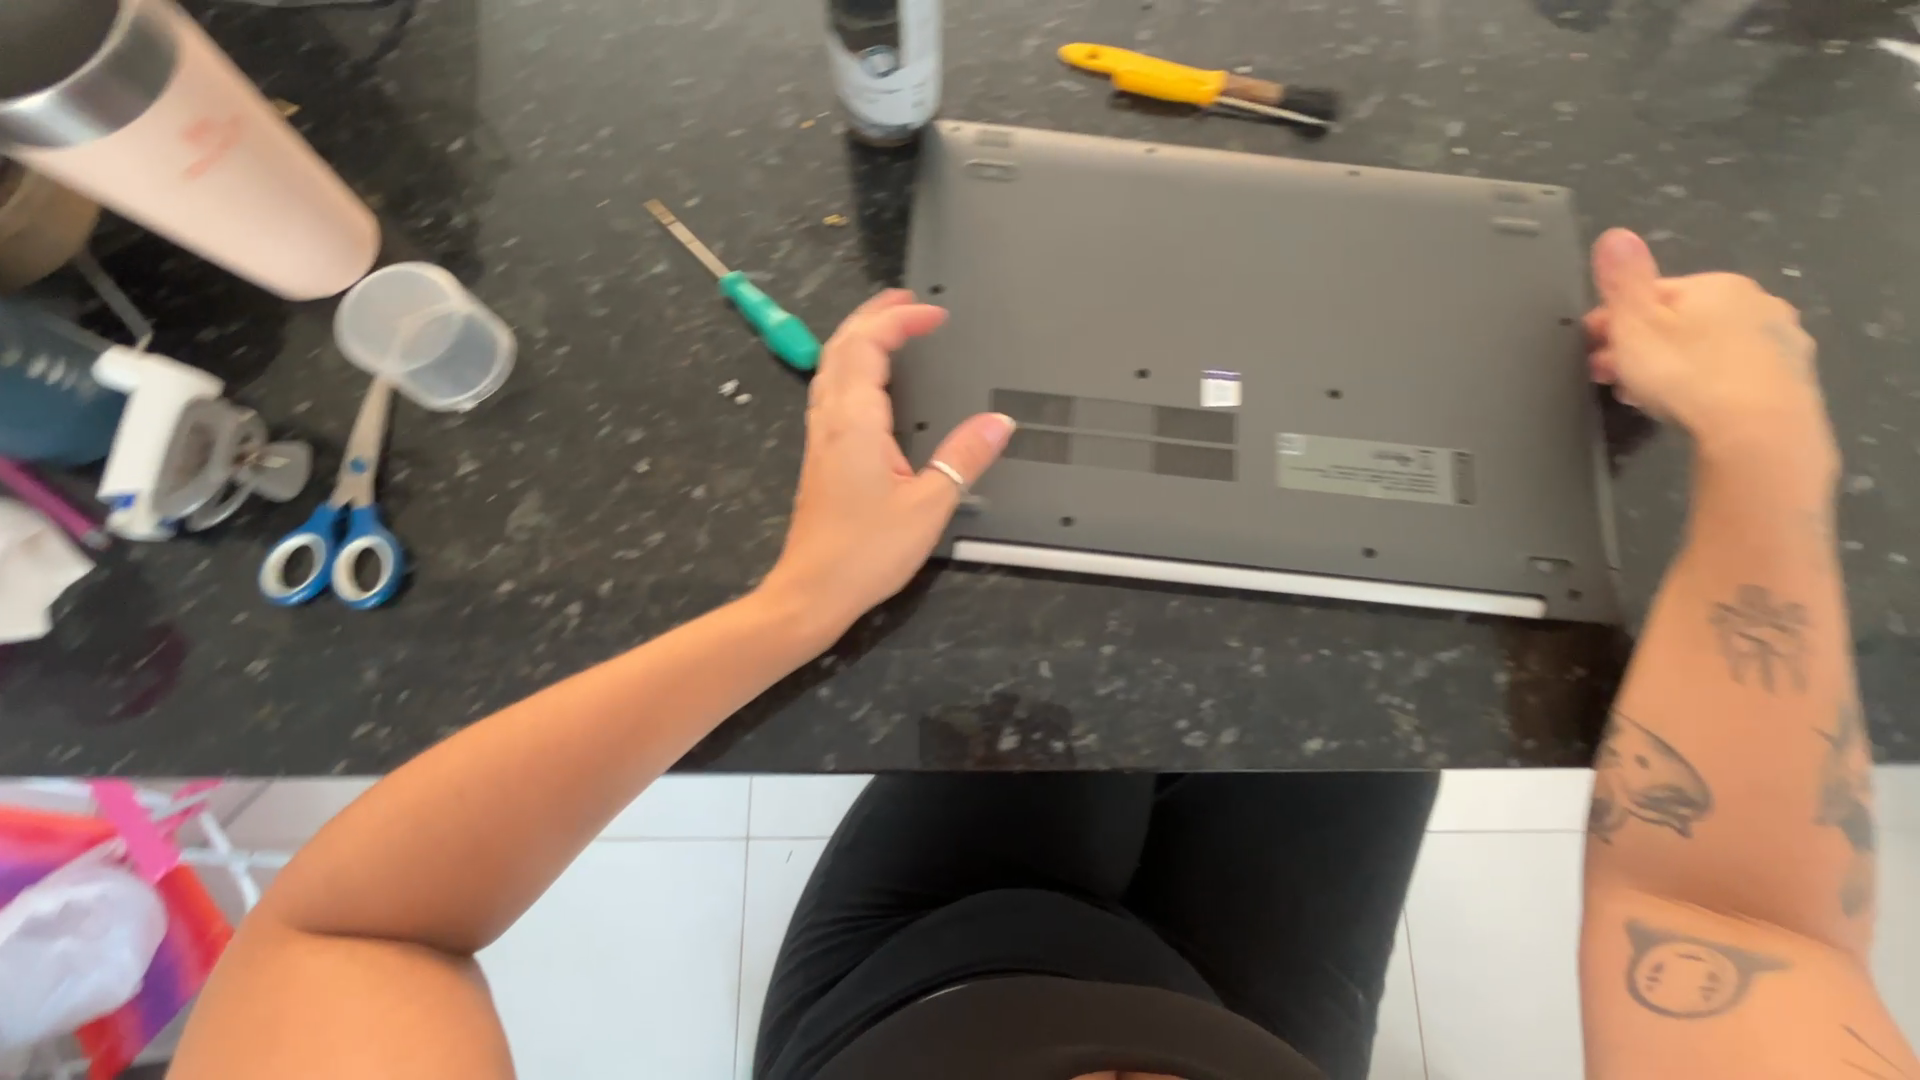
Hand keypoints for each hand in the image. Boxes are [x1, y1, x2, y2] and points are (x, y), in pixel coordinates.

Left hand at [758, 290, 1015, 641]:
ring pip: (830, 369)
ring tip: (888, 326)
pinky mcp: (820, 458)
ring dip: (857, 338)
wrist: (812, 591)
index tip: (935, 316)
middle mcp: (831, 422)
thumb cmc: (867, 552)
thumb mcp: (929, 505)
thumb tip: (1000, 421)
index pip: (869, 347)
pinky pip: (830, 393)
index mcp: (855, 423)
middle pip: (841, 347)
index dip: (899, 321)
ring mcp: (820, 439)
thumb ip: (964, 458)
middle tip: (906, 301)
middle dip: (872, 316)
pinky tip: (868, 382)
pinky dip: (851, 368)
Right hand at [1585, 229, 1835, 476]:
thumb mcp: (1636, 324)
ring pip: (1703, 345)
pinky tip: (1684, 403)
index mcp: (1715, 285)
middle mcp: (1754, 302)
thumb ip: (1624, 280)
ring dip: (1667, 364)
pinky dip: (1702, 381)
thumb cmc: (1686, 373)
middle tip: (1607, 376)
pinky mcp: (1786, 374)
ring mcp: (1777, 338)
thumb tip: (1614, 235)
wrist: (1756, 428)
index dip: (1612, 322)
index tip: (1590, 350)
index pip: (1649, 295)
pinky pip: (1729, 370)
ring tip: (1640, 394)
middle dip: (1637, 345)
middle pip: (1677, 320)